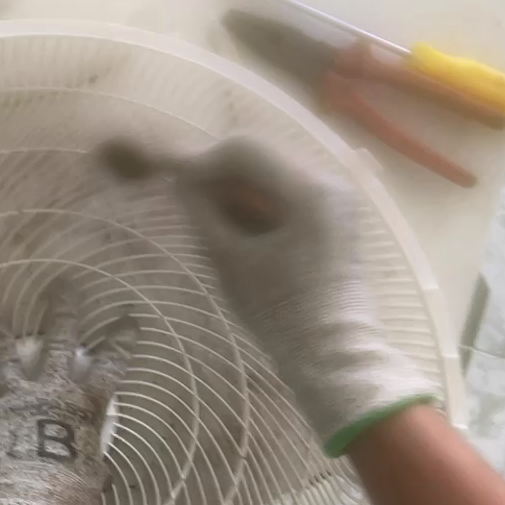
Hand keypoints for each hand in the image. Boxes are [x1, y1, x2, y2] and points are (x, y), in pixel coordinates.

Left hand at [0, 283, 136, 504]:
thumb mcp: (93, 484)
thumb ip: (93, 468)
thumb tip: (99, 473)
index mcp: (87, 406)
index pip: (112, 365)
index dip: (122, 341)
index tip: (130, 319)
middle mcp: (51, 392)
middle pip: (58, 341)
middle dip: (62, 311)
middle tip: (62, 286)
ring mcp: (15, 401)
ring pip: (5, 355)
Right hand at [103, 134, 439, 454]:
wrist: (332, 355)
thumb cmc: (280, 312)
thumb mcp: (231, 260)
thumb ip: (203, 213)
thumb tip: (179, 182)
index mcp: (308, 190)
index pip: (244, 150)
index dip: (201, 160)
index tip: (170, 180)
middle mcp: (328, 181)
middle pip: (260, 153)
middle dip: (217, 168)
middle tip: (182, 191)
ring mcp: (334, 197)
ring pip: (271, 169)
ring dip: (234, 181)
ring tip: (201, 204)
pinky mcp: (332, 215)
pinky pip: (285, 189)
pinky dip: (255, 196)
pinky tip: (230, 215)